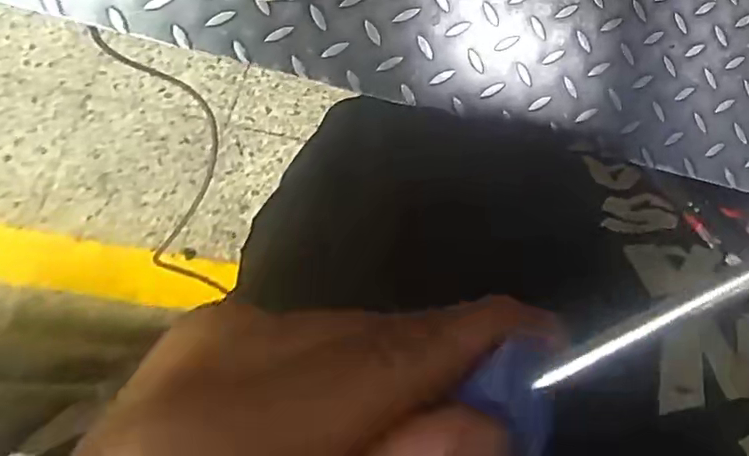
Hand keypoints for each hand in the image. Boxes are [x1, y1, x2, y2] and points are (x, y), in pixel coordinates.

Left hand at [76, 296, 559, 455]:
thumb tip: (492, 423)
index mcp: (241, 416)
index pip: (395, 350)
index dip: (480, 334)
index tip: (548, 335)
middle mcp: (225, 347)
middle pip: (374, 331)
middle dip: (446, 351)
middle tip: (505, 383)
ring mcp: (209, 333)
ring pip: (344, 326)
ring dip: (396, 360)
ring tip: (432, 397)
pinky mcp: (200, 337)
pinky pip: (306, 331)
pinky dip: (347, 360)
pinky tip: (362, 395)